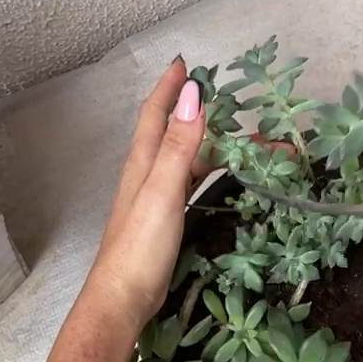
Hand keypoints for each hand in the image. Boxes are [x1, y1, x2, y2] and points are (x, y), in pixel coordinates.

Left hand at [79, 59, 206, 329]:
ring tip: (238, 135)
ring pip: (183, 158)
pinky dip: (205, 171)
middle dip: (196, 111)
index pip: (156, 113)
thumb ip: (179, 145)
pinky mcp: (164, 219)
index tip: (185, 63)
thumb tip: (193, 95)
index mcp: (144, 162)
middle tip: (228, 98)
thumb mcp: (163, 190)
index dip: (169, 87)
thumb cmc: (141, 246)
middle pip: (172, 132)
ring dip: (207, 142)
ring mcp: (154, 198)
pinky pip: (188, 183)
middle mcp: (146, 174)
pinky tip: (219, 177)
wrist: (124, 298)